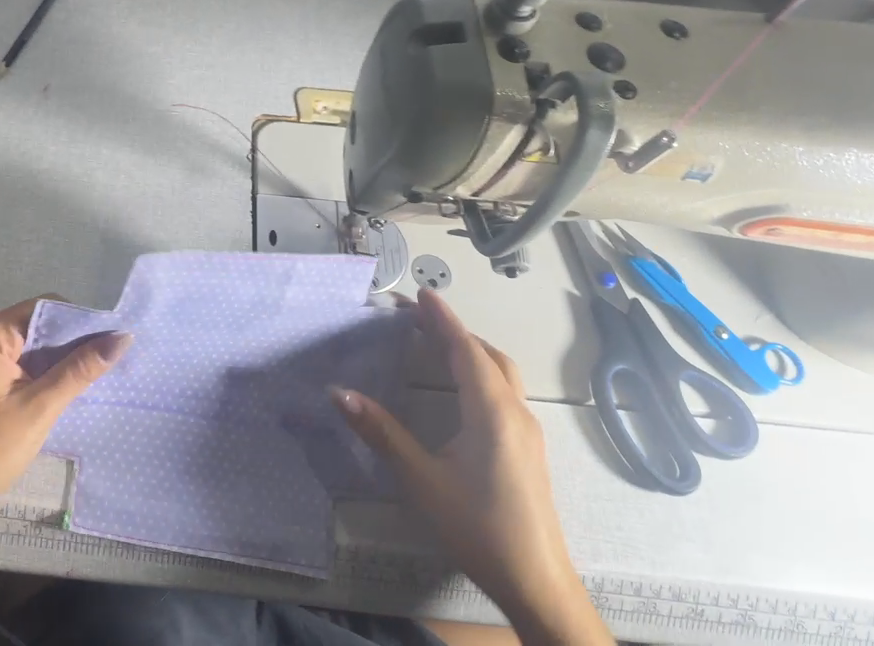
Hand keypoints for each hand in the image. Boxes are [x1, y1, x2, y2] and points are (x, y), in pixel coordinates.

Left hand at [0, 297, 130, 526]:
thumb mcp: (39, 408)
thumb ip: (79, 370)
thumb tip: (122, 338)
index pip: (46, 308)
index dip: (81, 320)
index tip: (116, 338)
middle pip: (41, 324)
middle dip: (76, 340)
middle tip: (116, 356)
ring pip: (36, 345)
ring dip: (65, 358)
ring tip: (104, 370)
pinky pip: (26, 363)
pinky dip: (49, 372)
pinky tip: (75, 385)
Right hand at [332, 292, 606, 644]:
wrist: (535, 580)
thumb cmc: (476, 526)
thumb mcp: (420, 478)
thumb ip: (381, 432)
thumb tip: (338, 392)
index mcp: (492, 411)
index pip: (465, 350)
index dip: (442, 320)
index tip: (420, 293)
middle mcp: (515, 412)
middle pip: (488, 356)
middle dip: (455, 332)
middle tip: (419, 317)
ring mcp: (527, 432)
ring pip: (502, 375)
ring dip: (471, 352)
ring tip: (437, 345)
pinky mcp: (528, 450)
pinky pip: (504, 393)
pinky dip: (480, 373)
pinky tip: (461, 390)